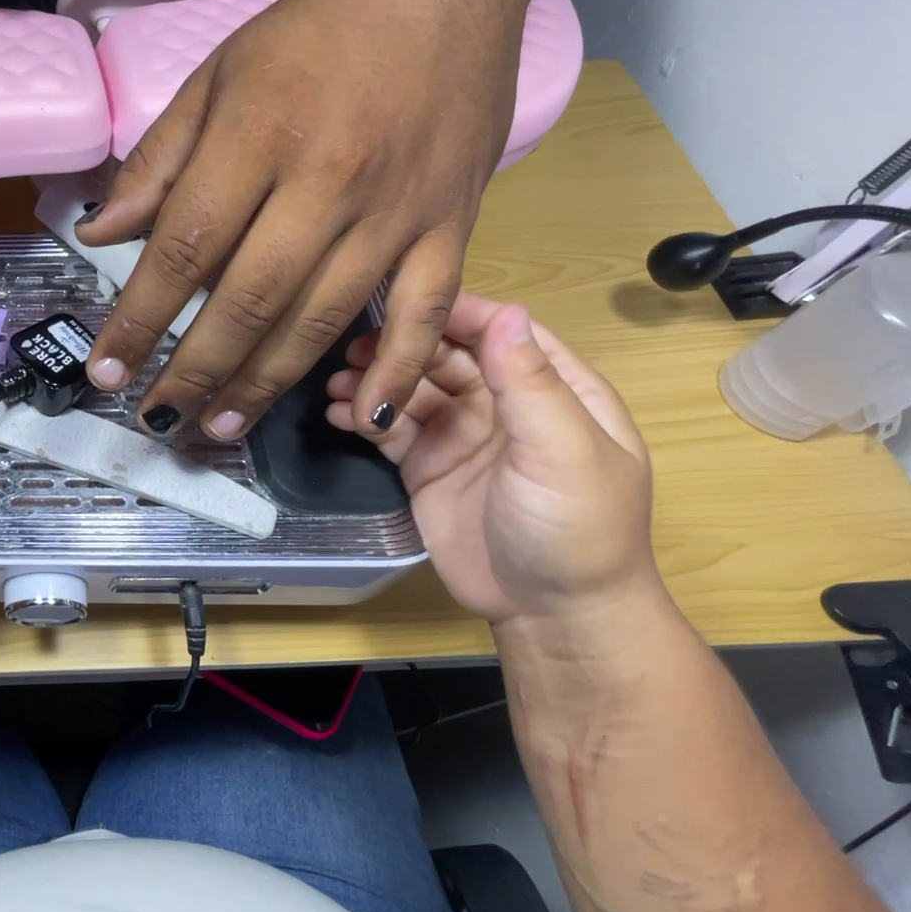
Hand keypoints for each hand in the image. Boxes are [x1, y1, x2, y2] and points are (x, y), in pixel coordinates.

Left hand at [75, 0, 537, 440]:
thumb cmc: (313, 35)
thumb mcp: (214, 81)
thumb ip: (155, 164)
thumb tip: (96, 233)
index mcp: (259, 140)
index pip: (181, 251)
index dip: (137, 320)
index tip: (106, 371)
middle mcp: (328, 184)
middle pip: (247, 302)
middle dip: (193, 372)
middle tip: (156, 417)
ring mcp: (396, 212)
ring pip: (321, 320)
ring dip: (263, 385)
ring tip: (217, 428)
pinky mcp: (451, 226)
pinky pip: (427, 312)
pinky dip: (398, 369)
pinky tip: (363, 420)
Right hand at [325, 294, 661, 625]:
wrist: (549, 611)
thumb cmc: (576, 530)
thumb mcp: (563, 453)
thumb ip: (531, 385)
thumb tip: (503, 313)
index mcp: (554, 391)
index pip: (502, 332)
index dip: (455, 313)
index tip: (402, 300)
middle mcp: (503, 405)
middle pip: (446, 357)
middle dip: (401, 348)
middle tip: (350, 348)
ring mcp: (460, 436)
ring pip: (411, 391)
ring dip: (374, 382)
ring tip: (334, 383)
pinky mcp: (426, 468)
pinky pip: (390, 431)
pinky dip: (362, 418)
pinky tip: (336, 414)